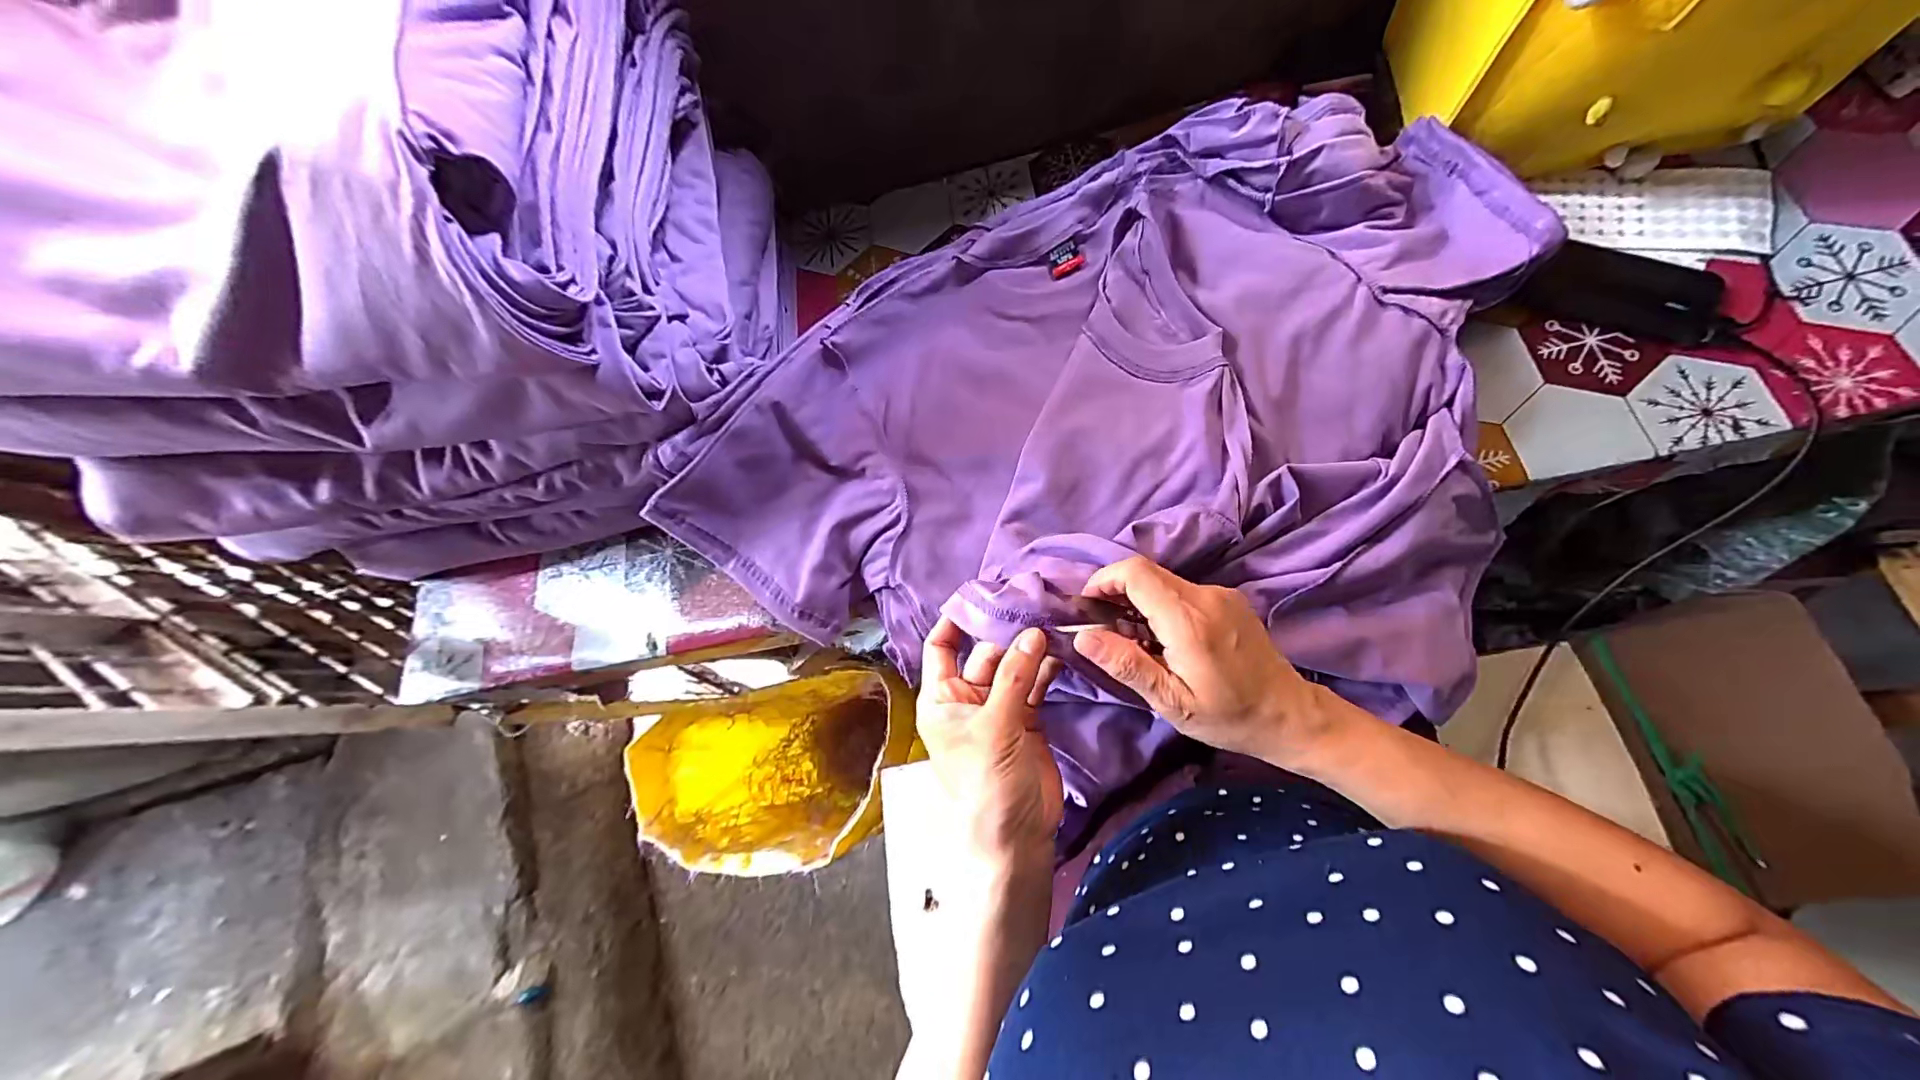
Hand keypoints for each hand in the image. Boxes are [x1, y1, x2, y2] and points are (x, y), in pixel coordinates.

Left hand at [917, 619, 1065, 870]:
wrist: (1016, 835)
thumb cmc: (987, 783)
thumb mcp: (994, 727)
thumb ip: (1014, 678)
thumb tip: (1033, 633)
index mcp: (941, 698)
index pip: (941, 647)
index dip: (956, 621)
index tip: (981, 594)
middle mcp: (967, 698)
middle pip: (985, 652)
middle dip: (1007, 632)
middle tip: (1035, 603)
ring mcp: (998, 708)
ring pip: (1013, 667)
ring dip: (1030, 649)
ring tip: (1053, 622)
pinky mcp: (1025, 718)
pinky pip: (1033, 684)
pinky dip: (1046, 669)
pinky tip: (1062, 651)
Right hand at [1070, 555, 1340, 765]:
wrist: (1289, 714)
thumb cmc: (1227, 716)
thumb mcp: (1171, 701)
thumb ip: (1127, 665)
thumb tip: (1083, 636)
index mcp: (1188, 620)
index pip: (1135, 572)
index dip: (1103, 580)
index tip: (1088, 607)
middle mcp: (1205, 596)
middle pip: (1146, 572)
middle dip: (1117, 593)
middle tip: (1106, 630)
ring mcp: (1220, 594)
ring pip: (1163, 581)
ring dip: (1139, 602)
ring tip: (1136, 641)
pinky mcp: (1228, 598)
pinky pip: (1181, 590)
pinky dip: (1161, 605)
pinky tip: (1164, 639)